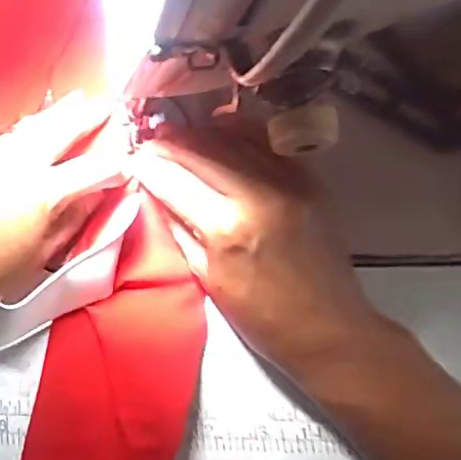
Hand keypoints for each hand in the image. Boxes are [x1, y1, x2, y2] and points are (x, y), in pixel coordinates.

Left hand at [0, 64, 126, 314]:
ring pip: (29, 124)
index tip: (126, 162)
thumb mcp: (38, 254)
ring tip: (74, 99)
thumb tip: (93, 197)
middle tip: (107, 106)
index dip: (115, 165)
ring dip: (54, 110)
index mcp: (45, 193)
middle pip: (64, 132)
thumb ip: (69, 221)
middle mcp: (20, 165)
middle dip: (90, 117)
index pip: (93, 170)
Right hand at [131, 124, 394, 373]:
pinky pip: (265, 139)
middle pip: (200, 149)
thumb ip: (178, 228)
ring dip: (197, 133)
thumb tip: (153, 192)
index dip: (146, 165)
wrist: (329, 328)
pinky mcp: (308, 178)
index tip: (131, 160)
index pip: (173, 179)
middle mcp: (258, 192)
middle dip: (167, 144)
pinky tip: (218, 131)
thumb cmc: (261, 316)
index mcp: (226, 227)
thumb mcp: (206, 277)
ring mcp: (288, 180)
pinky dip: (237, 131)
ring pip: (231, 136)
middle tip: (147, 145)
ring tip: (176, 136)